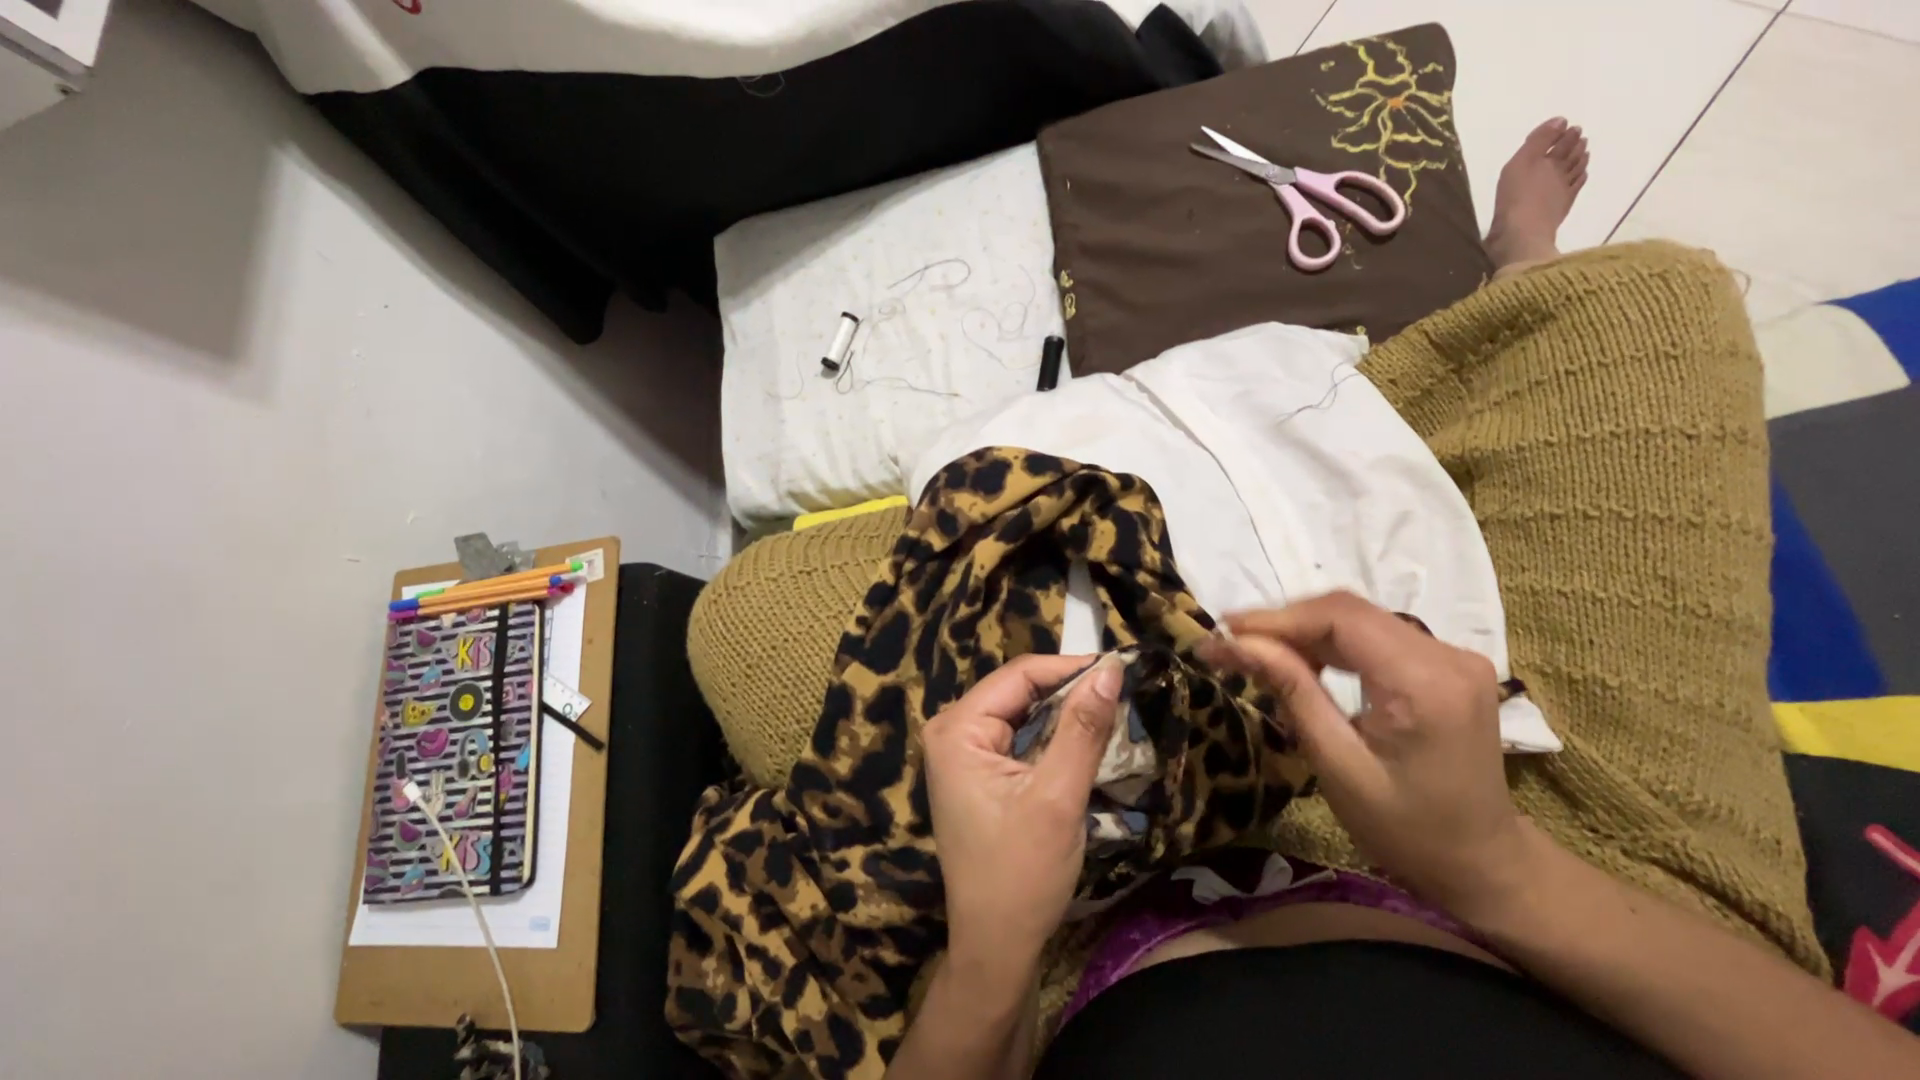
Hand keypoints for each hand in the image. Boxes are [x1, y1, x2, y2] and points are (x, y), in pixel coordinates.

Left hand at [923, 654, 1122, 963]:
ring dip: (1066, 716)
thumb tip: (1110, 670)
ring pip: (1023, 714)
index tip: (1122, 670)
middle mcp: (952, 732)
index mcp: (957, 729)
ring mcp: (962, 754)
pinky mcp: (978, 774)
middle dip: (1070, 692)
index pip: (1019, 675)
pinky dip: (1054, 739)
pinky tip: (1086, 744)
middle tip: (1124, 695)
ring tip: (1114, 717)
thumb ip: (1083, 730)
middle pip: (1020, 691)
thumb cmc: (1022, 872)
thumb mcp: (1058, 796)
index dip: (1071, 668)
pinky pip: (1020, 739)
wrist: (997, 943)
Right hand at [1196, 591, 1528, 915]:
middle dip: (1285, 623)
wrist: (1480, 860)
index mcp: (1425, 683)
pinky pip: (1379, 636)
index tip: (1224, 630)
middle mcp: (1447, 656)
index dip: (1277, 618)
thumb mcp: (1337, 765)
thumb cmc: (1404, 828)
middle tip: (1231, 644)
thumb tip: (1235, 643)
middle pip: (1350, 612)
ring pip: (1361, 619)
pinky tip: (1303, 663)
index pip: (1341, 618)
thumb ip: (1292, 693)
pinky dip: (1333, 643)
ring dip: (1305, 632)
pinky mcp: (1448, 665)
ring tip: (1257, 654)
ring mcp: (1454, 656)